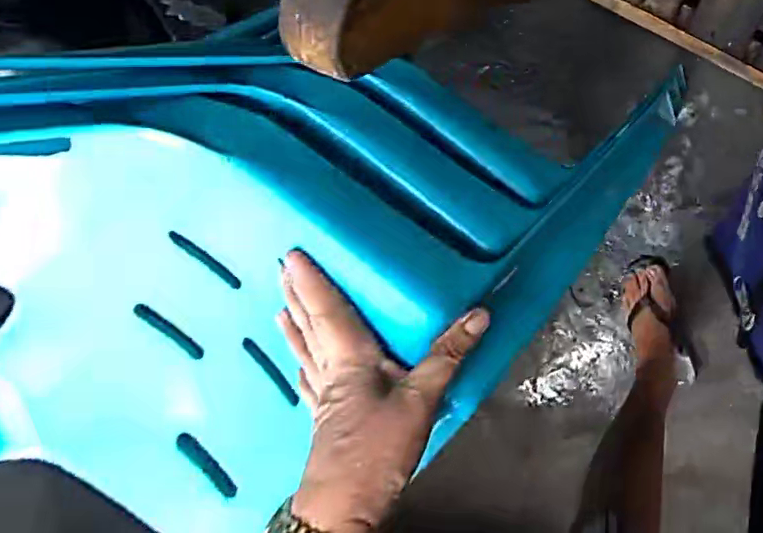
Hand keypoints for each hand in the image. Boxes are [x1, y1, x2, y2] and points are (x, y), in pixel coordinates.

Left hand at [277, 248, 489, 531]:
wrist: (340, 515)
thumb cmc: (374, 451)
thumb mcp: (420, 400)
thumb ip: (447, 355)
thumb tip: (479, 313)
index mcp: (349, 360)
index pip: (327, 313)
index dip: (312, 284)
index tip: (292, 256)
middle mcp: (330, 373)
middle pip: (310, 328)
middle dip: (298, 297)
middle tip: (283, 270)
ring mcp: (323, 399)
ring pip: (305, 351)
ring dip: (295, 326)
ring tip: (282, 307)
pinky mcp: (325, 420)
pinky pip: (309, 376)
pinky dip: (302, 360)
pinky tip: (302, 363)